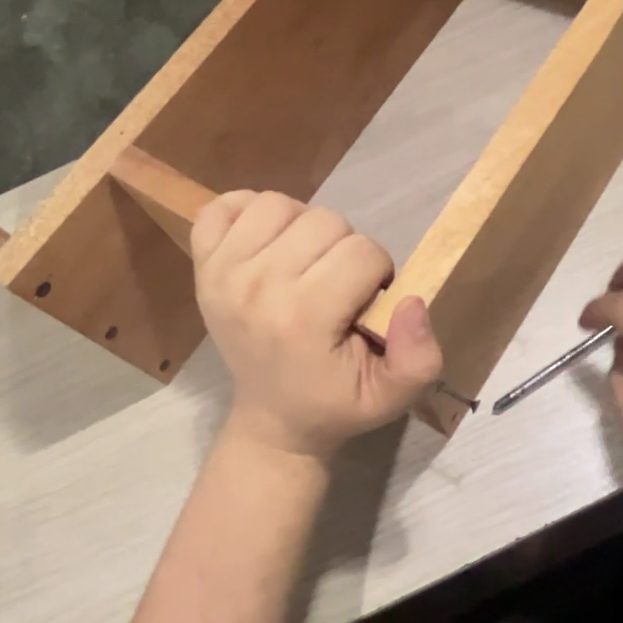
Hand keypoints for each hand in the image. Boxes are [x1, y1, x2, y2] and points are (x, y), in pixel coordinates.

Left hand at [191, 191, 443, 460]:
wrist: (273, 418)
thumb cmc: (336, 402)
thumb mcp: (390, 396)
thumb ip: (418, 357)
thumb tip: (411, 301)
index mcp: (303, 317)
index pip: (364, 252)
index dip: (379, 272)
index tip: (367, 303)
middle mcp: (258, 287)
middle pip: (326, 220)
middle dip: (345, 249)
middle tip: (338, 285)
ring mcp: (224, 272)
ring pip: (281, 204)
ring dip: (303, 227)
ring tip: (307, 263)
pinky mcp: (204, 264)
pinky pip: (225, 205)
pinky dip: (250, 214)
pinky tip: (268, 244)